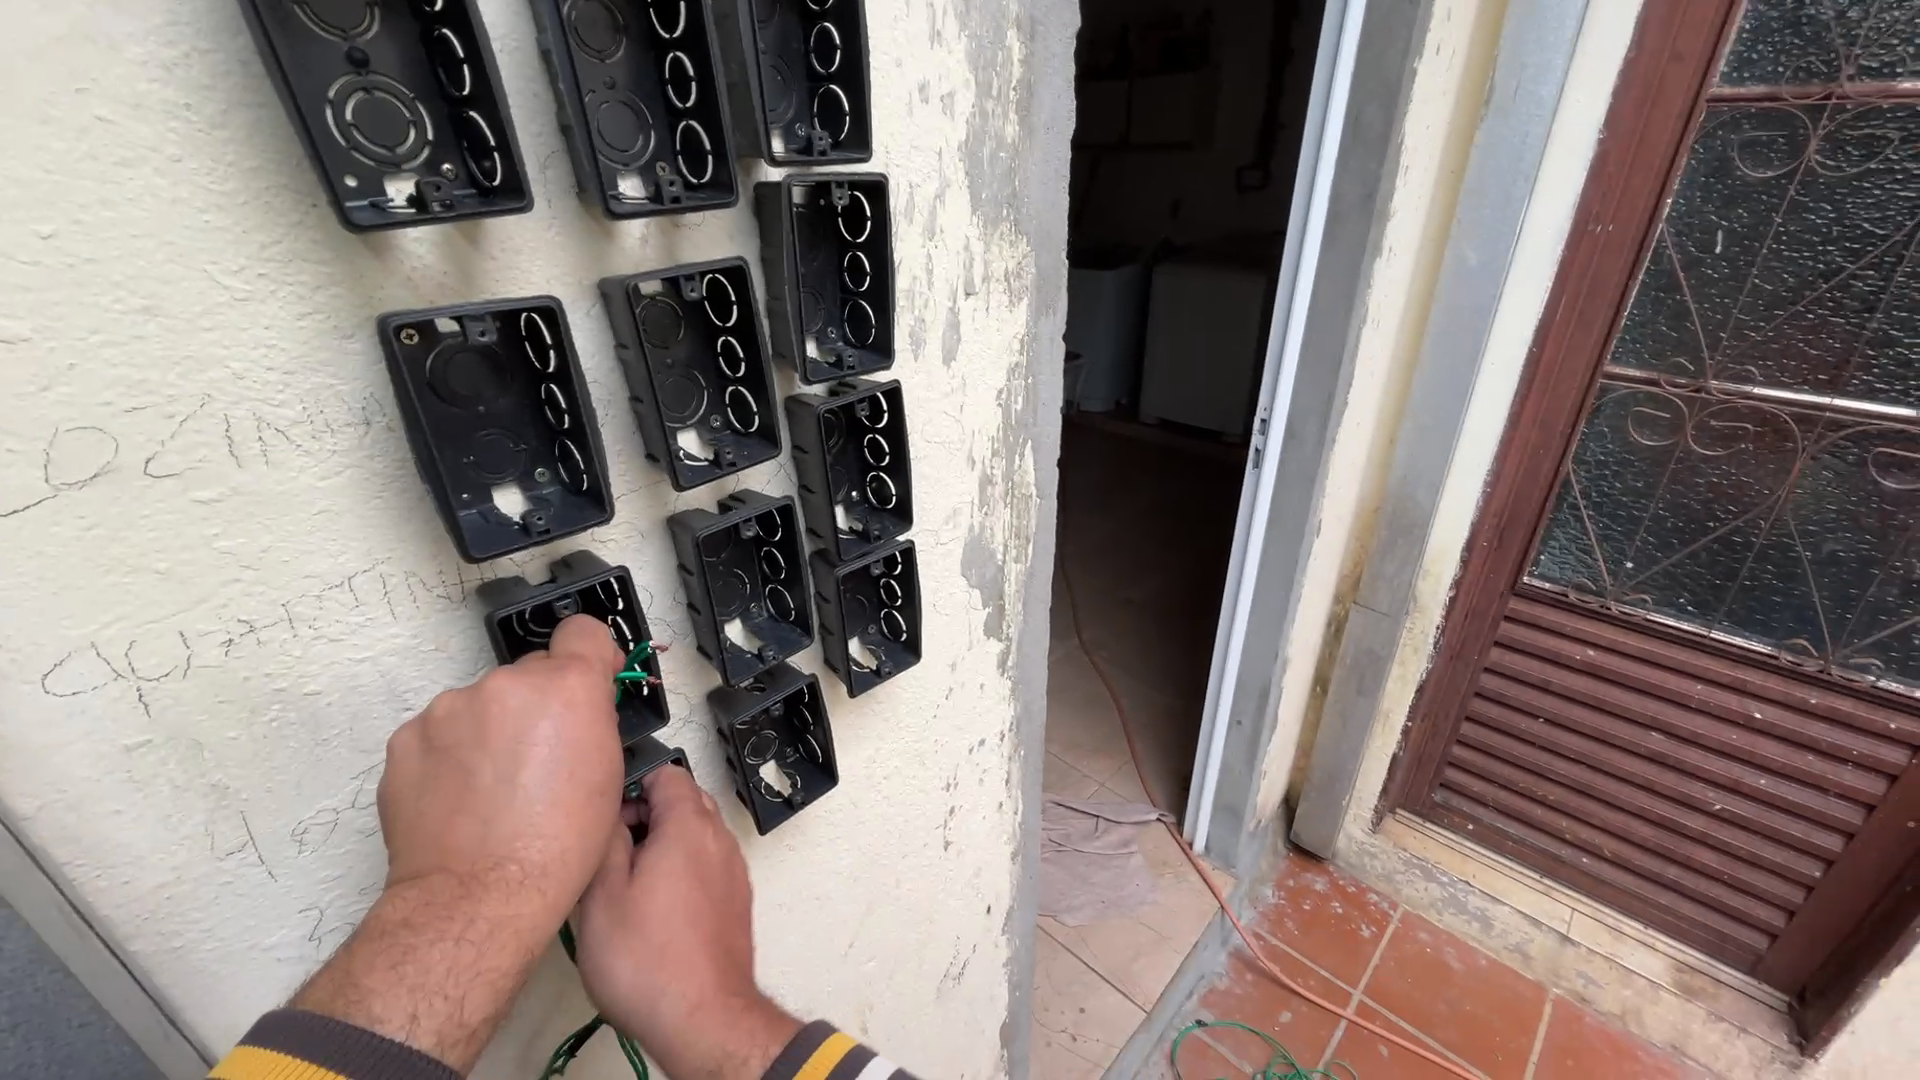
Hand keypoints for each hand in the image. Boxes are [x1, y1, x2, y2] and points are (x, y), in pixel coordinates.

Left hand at [292, 614, 626, 1071]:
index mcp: (568, 685)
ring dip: (495, 726)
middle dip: (541, 702)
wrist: (480, 896)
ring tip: (496, 784)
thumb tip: (580, 710)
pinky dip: (455, 752)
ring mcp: (450, 707)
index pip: (584, 630)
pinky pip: (444, 730)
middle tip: (543, 755)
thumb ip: (594, 718)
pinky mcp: (406, 737)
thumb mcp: (610, 770)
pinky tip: (463, 794)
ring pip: (486, 702)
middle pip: (533, 672)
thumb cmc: (562, 841)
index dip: (591, 655)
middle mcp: (508, 682)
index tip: (590, 682)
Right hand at [575, 766, 801, 1079]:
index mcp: (689, 826)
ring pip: (698, 833)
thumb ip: (606, 840)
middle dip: (649, 814)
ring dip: (666, 843)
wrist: (702, 1015)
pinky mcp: (735, 898)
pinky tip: (657, 906)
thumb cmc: (649, 961)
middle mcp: (719, 839)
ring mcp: (732, 869)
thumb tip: (609, 813)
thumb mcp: (602, 895)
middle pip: (686, 800)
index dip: (635, 786)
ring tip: (630, 883)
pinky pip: (709, 863)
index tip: (610, 813)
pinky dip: (685, 868)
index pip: (669, 773)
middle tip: (614, 851)